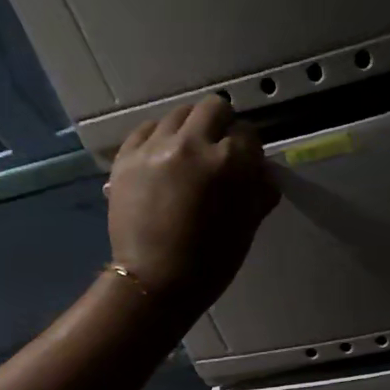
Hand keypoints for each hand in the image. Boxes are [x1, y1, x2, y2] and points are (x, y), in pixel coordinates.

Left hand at [106, 95, 279, 315]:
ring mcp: (154, 148)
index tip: (244, 163)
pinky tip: (162, 158)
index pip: (248, 134)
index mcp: (229, 162)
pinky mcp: (126, 158)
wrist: (156, 282)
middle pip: (213, 108)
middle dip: (221, 125)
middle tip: (218, 149)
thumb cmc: (210, 260)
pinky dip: (158, 139)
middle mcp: (192, 144)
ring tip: (187, 154)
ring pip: (178, 115)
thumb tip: (262, 170)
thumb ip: (260, 190)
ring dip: (189, 129)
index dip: (248, 149)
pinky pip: (146, 130)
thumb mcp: (248, 225)